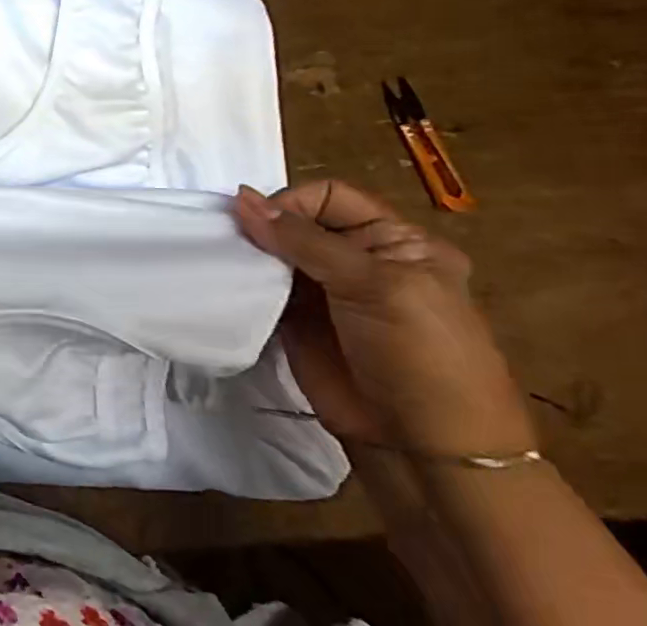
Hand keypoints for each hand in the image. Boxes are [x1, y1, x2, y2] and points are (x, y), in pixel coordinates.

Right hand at [235, 181, 535, 456]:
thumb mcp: (373, 284)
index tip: (256, 220)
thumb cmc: (418, 353)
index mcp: (394, 240)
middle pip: (299, 222)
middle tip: (228, 235)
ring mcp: (326, 293)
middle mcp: (357, 259)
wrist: (423, 449)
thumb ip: (304, 240)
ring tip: (223, 256)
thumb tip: (242, 196)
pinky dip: (245, 283)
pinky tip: (227, 281)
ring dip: (251, 252)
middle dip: (266, 225)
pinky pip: (265, 290)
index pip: (331, 197)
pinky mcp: (298, 323)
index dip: (293, 202)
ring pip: (277, 254)